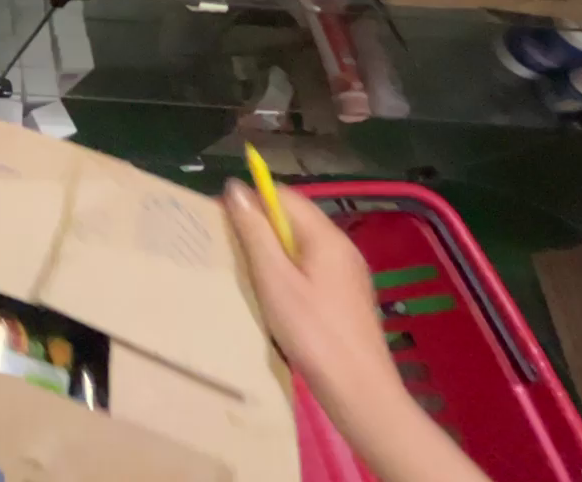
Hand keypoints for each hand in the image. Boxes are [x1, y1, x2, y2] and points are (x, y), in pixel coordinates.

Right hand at [222, 179, 399, 421]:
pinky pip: (309, 262)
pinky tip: (273, 289)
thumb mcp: (273, 277)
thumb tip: (235, 188)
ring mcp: (347, 271)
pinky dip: (286, 264)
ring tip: (247, 267)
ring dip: (270, 245)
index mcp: (325, 237)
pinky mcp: (346, 293)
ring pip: (300, 240)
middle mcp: (341, 246)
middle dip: (259, 222)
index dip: (250, 199)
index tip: (221, 219)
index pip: (283, 195)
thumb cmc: (311, 331)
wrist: (359, 392)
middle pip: (293, 216)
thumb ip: (255, 230)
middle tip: (230, 245)